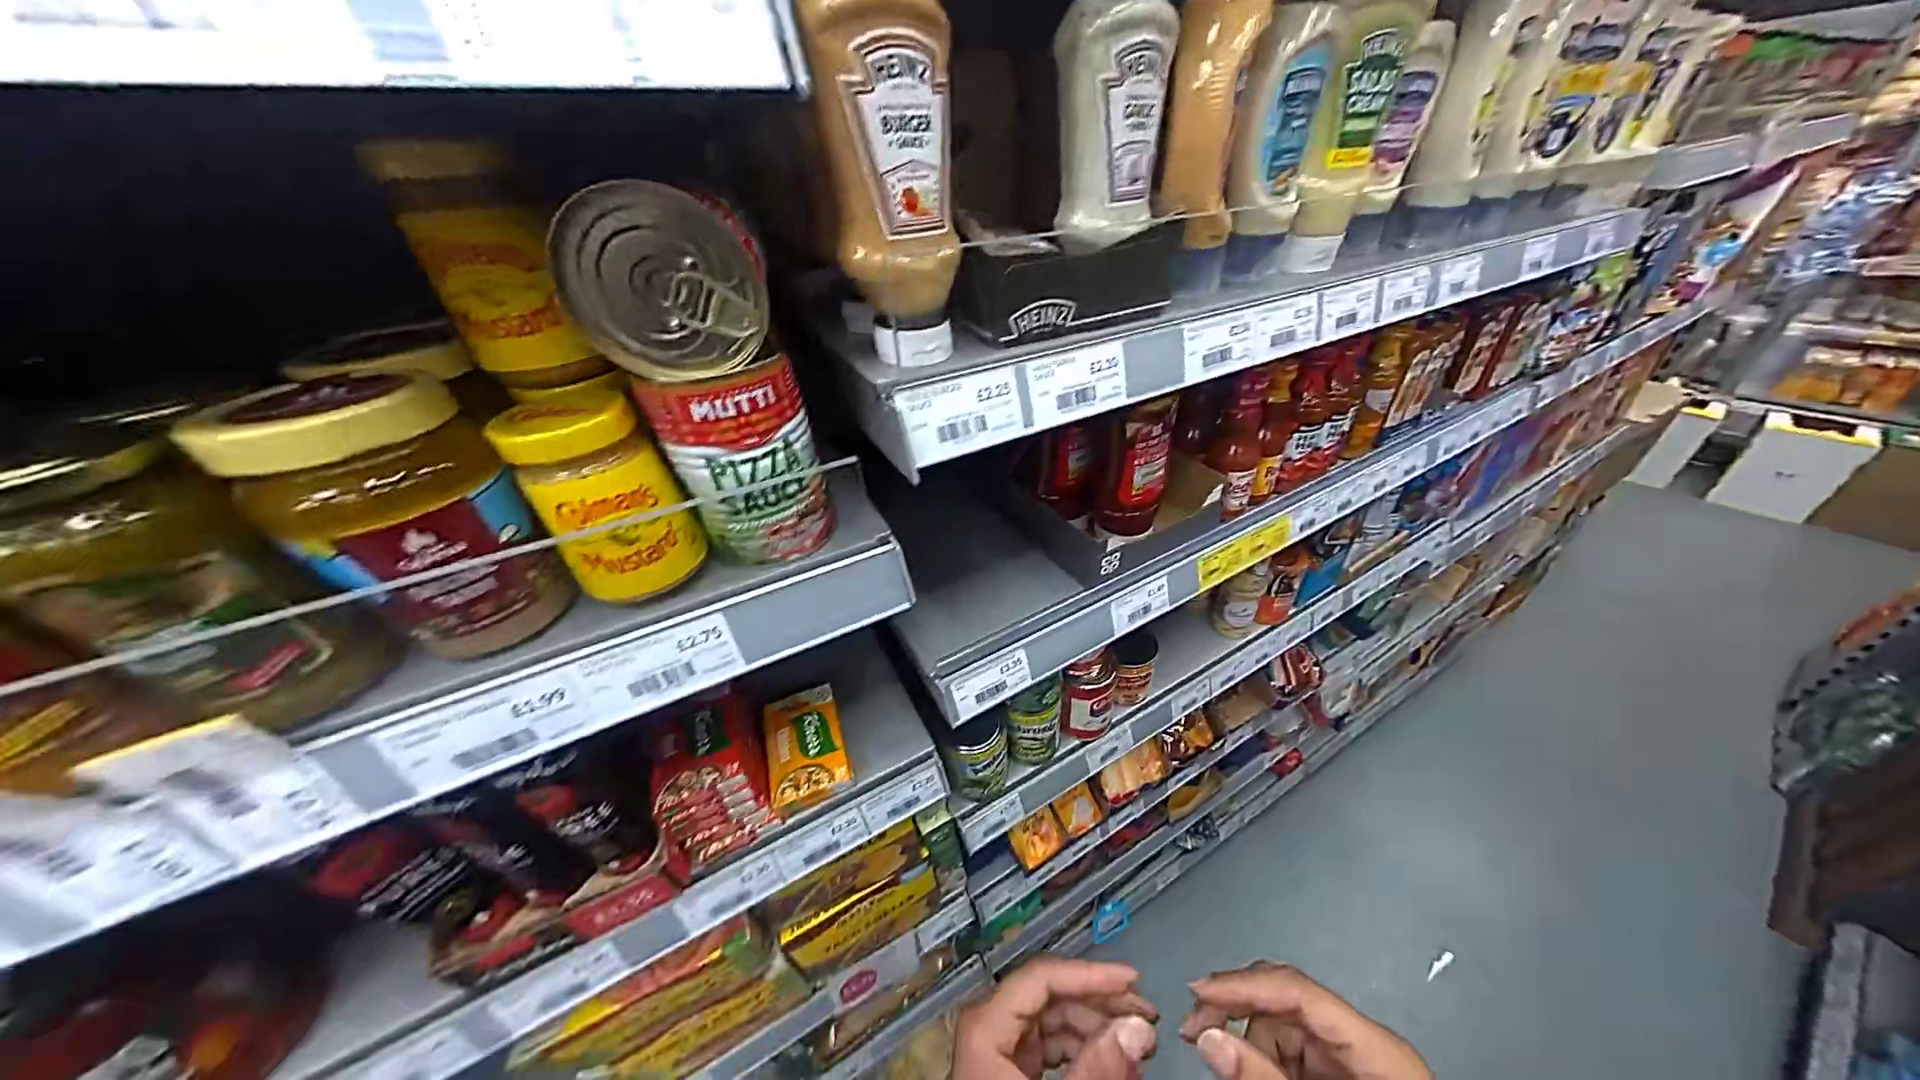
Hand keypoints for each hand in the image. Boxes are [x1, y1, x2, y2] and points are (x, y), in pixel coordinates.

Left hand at [955, 956, 1159, 1079]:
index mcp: (986, 1027)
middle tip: (1146, 1017)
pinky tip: (1113, 1064)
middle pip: (1049, 998)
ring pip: (1053, 1022)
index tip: (1133, 981)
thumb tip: (1138, 1027)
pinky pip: (1050, 1049)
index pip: (1041, 978)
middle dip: (1100, 1004)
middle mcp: (990, 1029)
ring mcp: (999, 1052)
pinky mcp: (1010, 1073)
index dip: (1089, 974)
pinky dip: (1083, 1053)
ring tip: (1139, 1046)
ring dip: (1097, 1029)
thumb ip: (1098, 1070)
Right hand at [1179, 962, 1430, 1079]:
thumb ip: (1265, 1076)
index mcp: (1377, 1047)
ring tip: (1221, 1060)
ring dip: (1243, 1039)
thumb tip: (1210, 1039)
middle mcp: (1364, 1043)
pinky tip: (1244, 1066)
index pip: (1296, 989)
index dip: (1242, 984)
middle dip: (1234, 1010)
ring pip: (1280, 1026)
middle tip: (1193, 1027)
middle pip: (1284, 1003)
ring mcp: (1354, 1060)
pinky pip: (1289, 1051)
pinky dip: (1259, 1057)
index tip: (1199, 990)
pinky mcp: (1341, 1074)